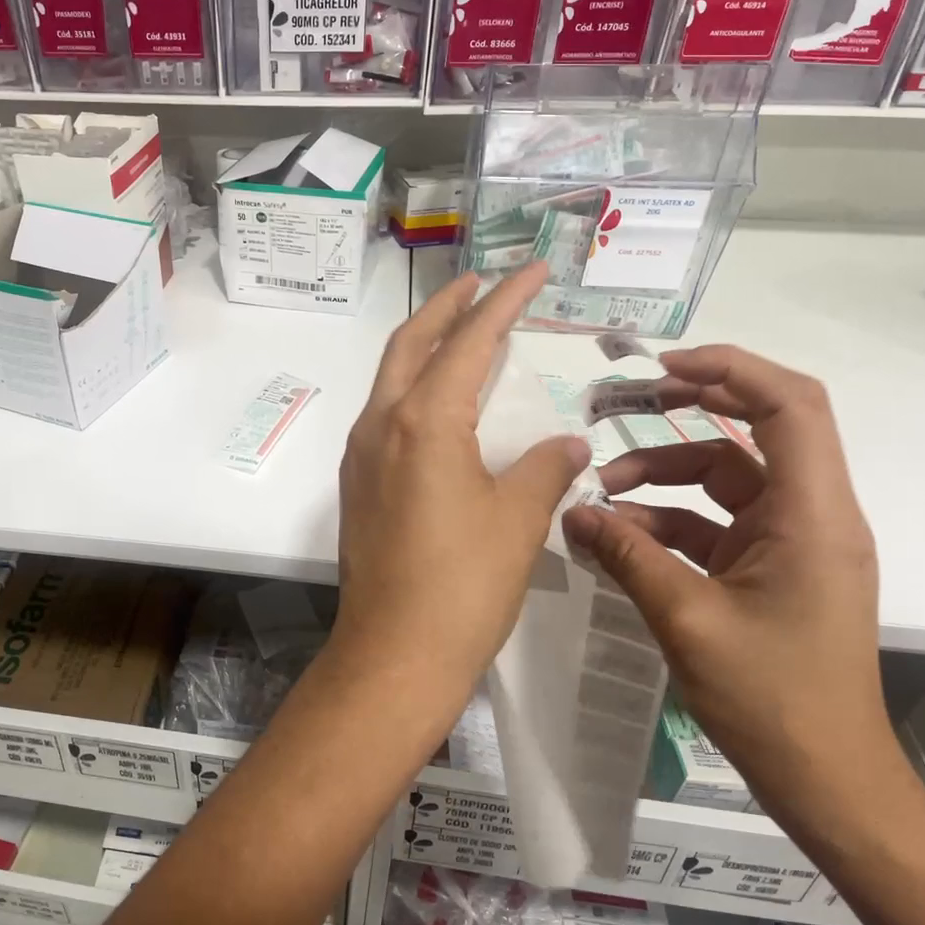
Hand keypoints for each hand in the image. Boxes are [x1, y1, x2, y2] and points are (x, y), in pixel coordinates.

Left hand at [338, 264, 589, 678]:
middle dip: (448, 308)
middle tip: (482, 284)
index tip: (531, 272)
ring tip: (465, 335)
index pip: (468, 341)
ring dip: (426, 347)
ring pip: (392, 378)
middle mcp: (381, 423)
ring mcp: (361, 454)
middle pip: (412, 344)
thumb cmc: (463, 584)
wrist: (395, 652)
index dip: (503, 301)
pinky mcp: (357, 484)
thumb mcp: (518, 520)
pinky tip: (442, 405)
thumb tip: (566, 444)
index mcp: (423, 420)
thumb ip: (544, 468)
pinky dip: (415, 390)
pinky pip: (386, 415)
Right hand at [562, 345, 887, 805]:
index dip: (731, 370)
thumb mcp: (686, 619)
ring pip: (726, 478)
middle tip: (621, 406)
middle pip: (755, 431)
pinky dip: (668, 519)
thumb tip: (573, 510)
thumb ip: (628, 555)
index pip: (791, 406)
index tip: (662, 369)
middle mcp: (811, 515)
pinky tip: (619, 537)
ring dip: (664, 475)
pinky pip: (715, 522)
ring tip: (602, 493)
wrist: (826, 778)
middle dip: (687, 411)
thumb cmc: (771, 698)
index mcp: (812, 515)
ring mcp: (792, 543)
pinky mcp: (771, 569)